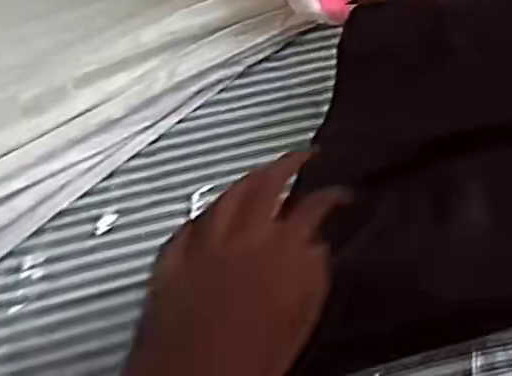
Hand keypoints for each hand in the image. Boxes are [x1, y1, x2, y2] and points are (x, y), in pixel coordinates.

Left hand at [123, 151, 349, 375]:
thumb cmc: (254, 357)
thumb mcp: (305, 309)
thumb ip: (315, 267)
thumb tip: (316, 246)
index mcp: (285, 247)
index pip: (318, 202)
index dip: (337, 194)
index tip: (345, 196)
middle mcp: (243, 241)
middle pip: (267, 183)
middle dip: (291, 163)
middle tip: (304, 156)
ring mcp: (201, 256)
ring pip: (224, 200)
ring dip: (246, 180)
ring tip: (261, 173)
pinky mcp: (166, 277)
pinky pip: (181, 235)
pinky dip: (199, 219)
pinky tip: (207, 217)